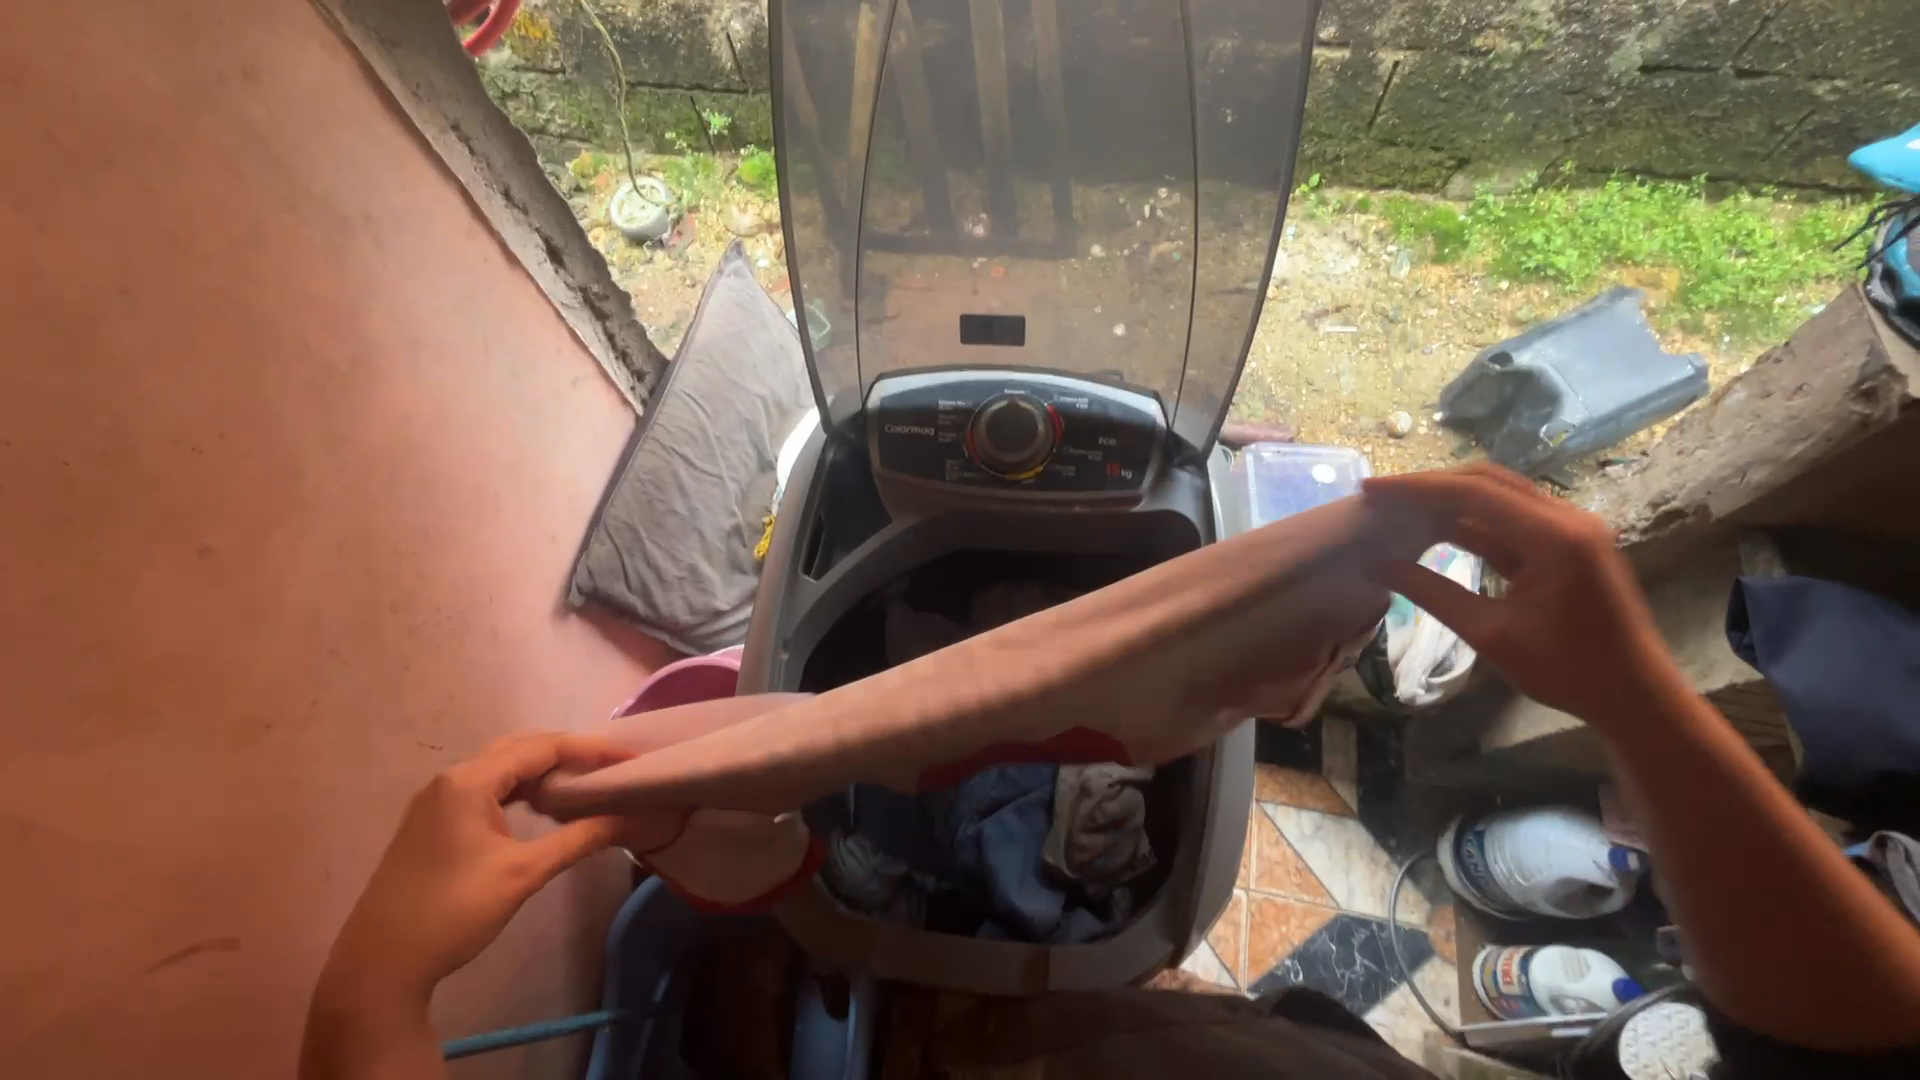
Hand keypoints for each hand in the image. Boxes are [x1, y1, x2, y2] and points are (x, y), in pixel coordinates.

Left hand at [317, 734, 634, 1004]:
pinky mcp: (433, 823)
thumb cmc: (451, 913)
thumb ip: (580, 839)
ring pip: (502, 766)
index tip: (630, 760)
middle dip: (569, 752)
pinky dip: (521, 788)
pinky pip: (487, 787)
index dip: (591, 750)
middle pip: (521, 748)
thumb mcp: (523, 874)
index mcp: (469, 782)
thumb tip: (632, 820)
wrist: (375, 969)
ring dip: (544, 769)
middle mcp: (450, 780)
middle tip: (611, 767)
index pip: (543, 747)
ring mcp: (437, 801)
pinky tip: (542, 806)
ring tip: (585, 783)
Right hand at [1362, 464, 1685, 725]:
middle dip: (1429, 485)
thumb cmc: (1566, 670)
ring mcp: (1571, 531)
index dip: (1416, 489)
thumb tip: (1377, 566)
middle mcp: (1568, 520)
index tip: (1369, 491)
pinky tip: (1434, 529)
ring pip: (1498, 497)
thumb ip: (1431, 592)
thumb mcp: (1489, 633)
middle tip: (1379, 495)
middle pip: (1487, 483)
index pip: (1473, 494)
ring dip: (1448, 499)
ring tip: (1399, 508)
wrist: (1636, 698)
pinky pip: (1510, 520)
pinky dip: (1470, 521)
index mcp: (1555, 537)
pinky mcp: (1566, 546)